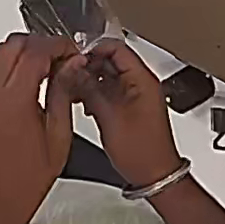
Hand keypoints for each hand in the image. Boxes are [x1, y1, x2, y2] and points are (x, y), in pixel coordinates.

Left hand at [0, 33, 82, 220]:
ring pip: (0, 50)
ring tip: (48, 66)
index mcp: (12, 101)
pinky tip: (30, 76)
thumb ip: (64, 90)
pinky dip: (11, 62)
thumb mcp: (59, 132)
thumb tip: (72, 64)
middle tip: (62, 58)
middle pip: (15, 44)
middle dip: (42, 44)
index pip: (34, 51)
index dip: (58, 46)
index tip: (71, 52)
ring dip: (25, 51)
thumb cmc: (28, 174)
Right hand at [65, 40, 185, 187]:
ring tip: (74, 90)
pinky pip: (111, 91)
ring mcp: (136, 95)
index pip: (118, 49)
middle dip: (89, 66)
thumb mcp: (109, 117)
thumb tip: (74, 70)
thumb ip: (90, 90)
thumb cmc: (142, 151)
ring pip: (109, 77)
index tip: (75, 59)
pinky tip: (85, 103)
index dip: (94, 50)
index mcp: (142, 80)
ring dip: (91, 81)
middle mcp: (141, 84)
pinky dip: (96, 93)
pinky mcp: (131, 107)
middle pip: (112, 61)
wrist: (154, 175)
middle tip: (70, 75)